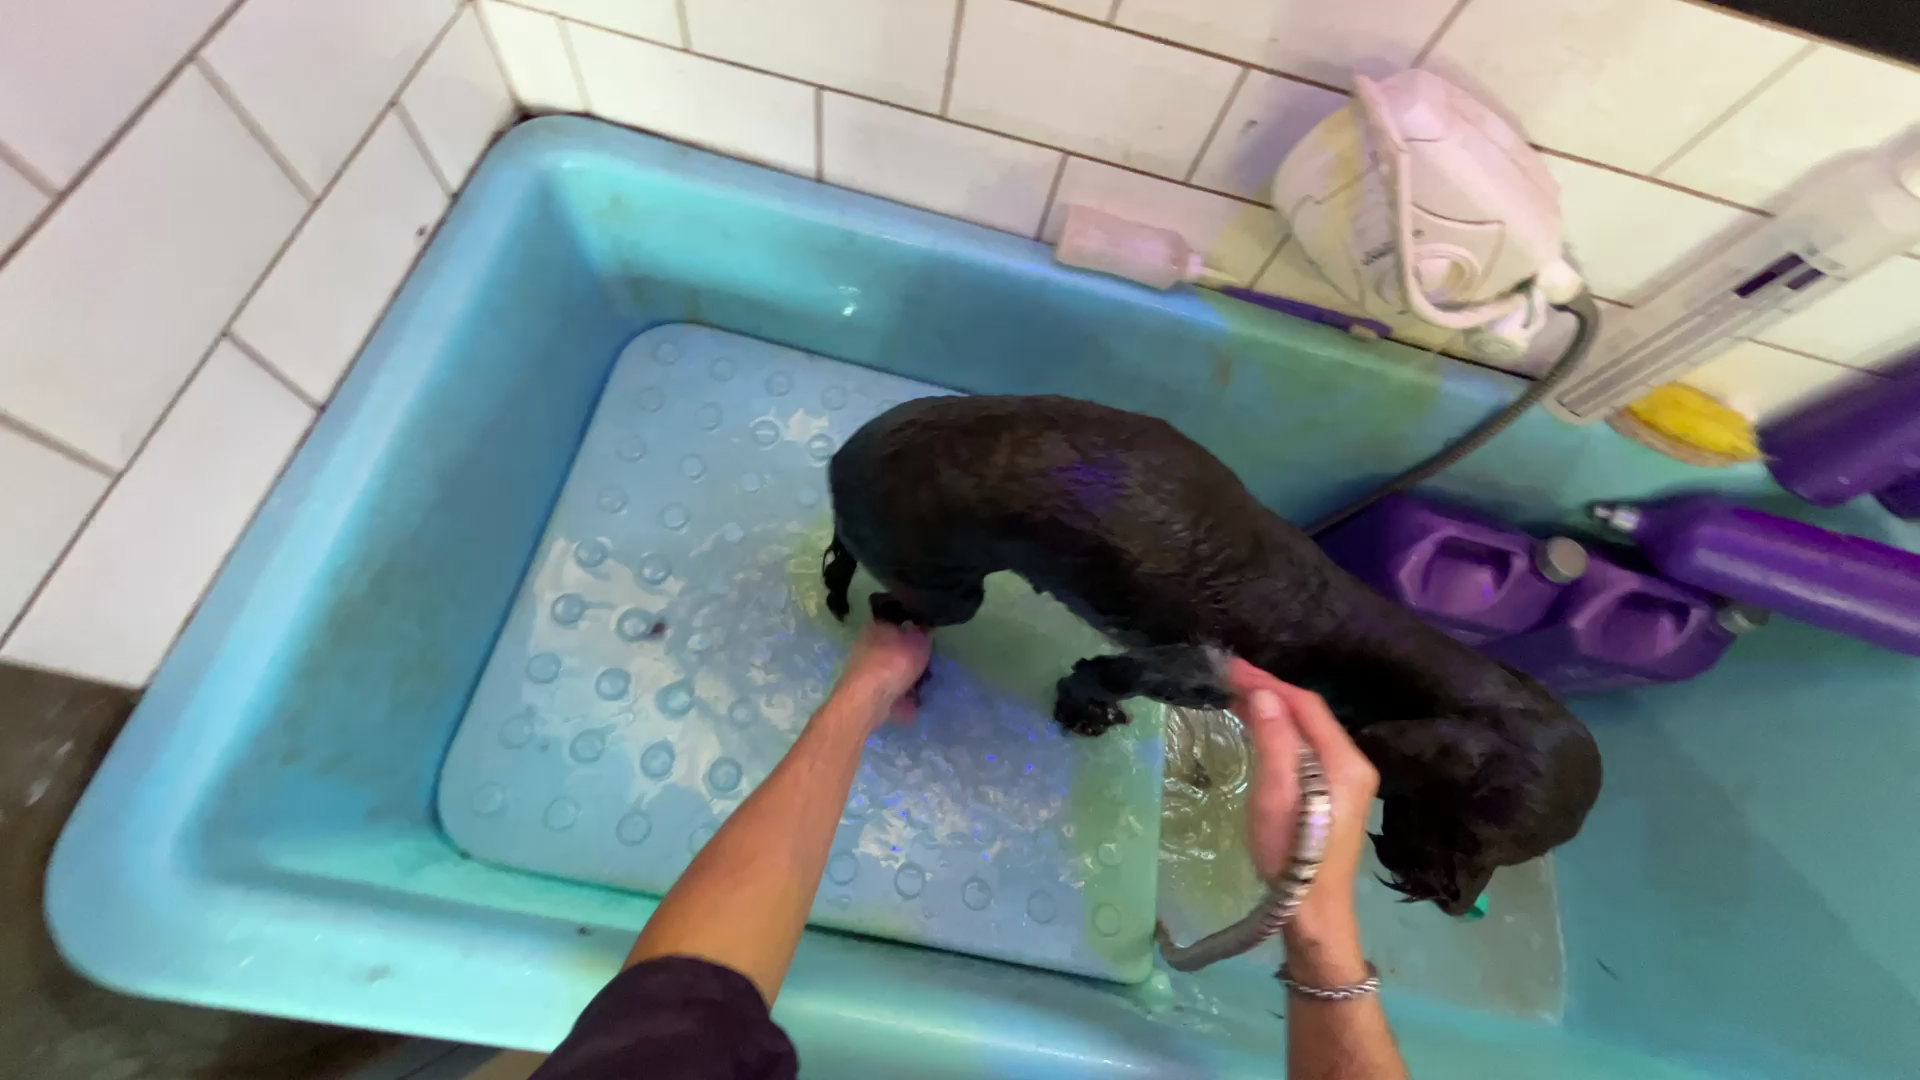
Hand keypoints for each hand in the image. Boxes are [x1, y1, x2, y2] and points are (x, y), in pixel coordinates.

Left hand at [834, 618, 932, 726]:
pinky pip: (890, 693)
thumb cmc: (895, 662)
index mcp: (877, 626)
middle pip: (895, 649)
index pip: (897, 622)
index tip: (928, 640)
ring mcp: (864, 671)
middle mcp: (867, 645)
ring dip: (907, 680)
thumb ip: (924, 633)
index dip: (914, 629)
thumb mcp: (920, 641)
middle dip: (912, 659)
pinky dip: (901, 698)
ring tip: (923, 688)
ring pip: (892, 672)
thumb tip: (924, 628)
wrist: (870, 698)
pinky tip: (913, 704)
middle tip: (929, 667)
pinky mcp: (866, 693)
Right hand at [1225, 658, 1378, 974]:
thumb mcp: (1276, 793)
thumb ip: (1274, 740)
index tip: (1229, 667)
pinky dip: (1277, 727)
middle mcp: (1352, 763)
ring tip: (1233, 692)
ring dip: (1271, 706)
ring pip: (1305, 728)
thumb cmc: (1290, 852)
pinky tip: (1255, 724)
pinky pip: (1303, 745)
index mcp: (1344, 761)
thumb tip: (1263, 694)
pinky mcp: (1331, 792)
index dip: (1267, 681)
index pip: (1306, 705)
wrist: (1309, 911)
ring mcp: (1344, 779)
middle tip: (1226, 675)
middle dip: (1268, 690)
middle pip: (1308, 713)